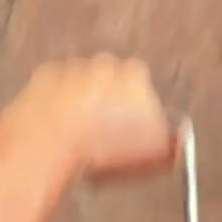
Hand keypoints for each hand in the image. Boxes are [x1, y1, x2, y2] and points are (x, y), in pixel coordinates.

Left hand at [0, 55, 175, 180]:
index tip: (131, 131)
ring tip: (78, 136)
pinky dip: (55, 104)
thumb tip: (176, 145)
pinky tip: (56, 129)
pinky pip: (54, 89)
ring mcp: (74, 68)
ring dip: (81, 103)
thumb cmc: (101, 147)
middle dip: (109, 102)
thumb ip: (169, 145)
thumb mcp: (150, 155)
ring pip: (82, 84)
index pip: (143, 88)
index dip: (137, 111)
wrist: (51, 140)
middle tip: (104, 135)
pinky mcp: (45, 76)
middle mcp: (106, 66)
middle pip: (112, 82)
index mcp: (135, 78)